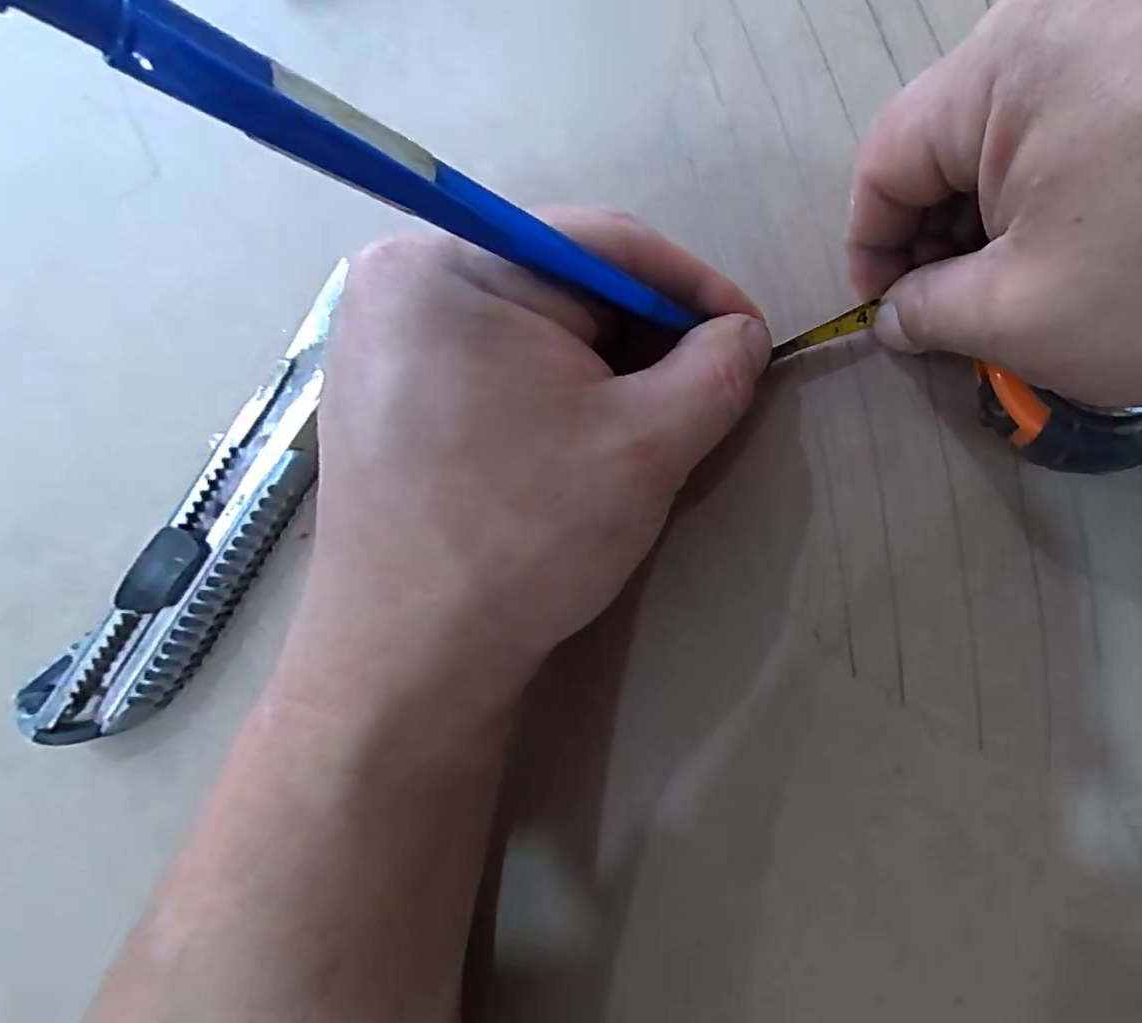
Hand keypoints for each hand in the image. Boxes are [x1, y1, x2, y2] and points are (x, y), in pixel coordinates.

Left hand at [286, 208, 769, 701]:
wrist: (416, 658)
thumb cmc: (527, 537)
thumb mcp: (647, 446)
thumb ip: (716, 372)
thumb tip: (745, 333)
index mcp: (453, 265)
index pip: (607, 245)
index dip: (696, 287)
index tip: (752, 334)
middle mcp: (404, 284)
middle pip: (569, 284)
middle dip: (652, 337)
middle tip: (706, 391)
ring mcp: (389, 343)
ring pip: (539, 331)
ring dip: (612, 371)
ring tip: (651, 426)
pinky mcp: (394, 397)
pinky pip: (503, 367)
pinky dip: (564, 394)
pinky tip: (587, 443)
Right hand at [847, 0, 1141, 408]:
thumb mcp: (1023, 318)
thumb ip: (928, 312)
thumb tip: (890, 314)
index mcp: (1016, 57)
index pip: (888, 156)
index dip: (867, 245)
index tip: (883, 314)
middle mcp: (1085, 5)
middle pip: (958, 139)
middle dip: (940, 239)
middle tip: (957, 318)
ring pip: (1030, 133)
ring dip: (1006, 222)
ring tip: (1027, 295)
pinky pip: (1103, 118)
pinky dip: (1071, 193)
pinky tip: (1095, 249)